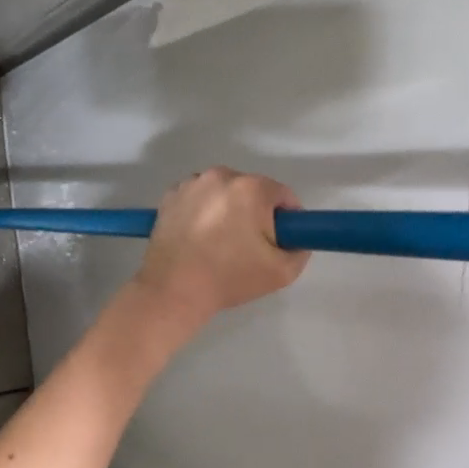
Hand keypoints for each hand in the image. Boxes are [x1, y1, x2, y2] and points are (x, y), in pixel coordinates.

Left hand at [134, 167, 308, 326]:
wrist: (171, 291)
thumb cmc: (228, 278)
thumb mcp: (282, 271)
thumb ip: (300, 248)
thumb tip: (293, 238)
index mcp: (251, 188)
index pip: (283, 196)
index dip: (285, 220)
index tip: (275, 242)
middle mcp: (219, 176)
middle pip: (251, 192)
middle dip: (254, 214)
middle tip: (245, 247)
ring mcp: (190, 185)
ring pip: (222, 193)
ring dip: (226, 210)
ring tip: (218, 244)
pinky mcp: (168, 198)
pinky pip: (196, 199)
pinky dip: (201, 212)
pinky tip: (197, 237)